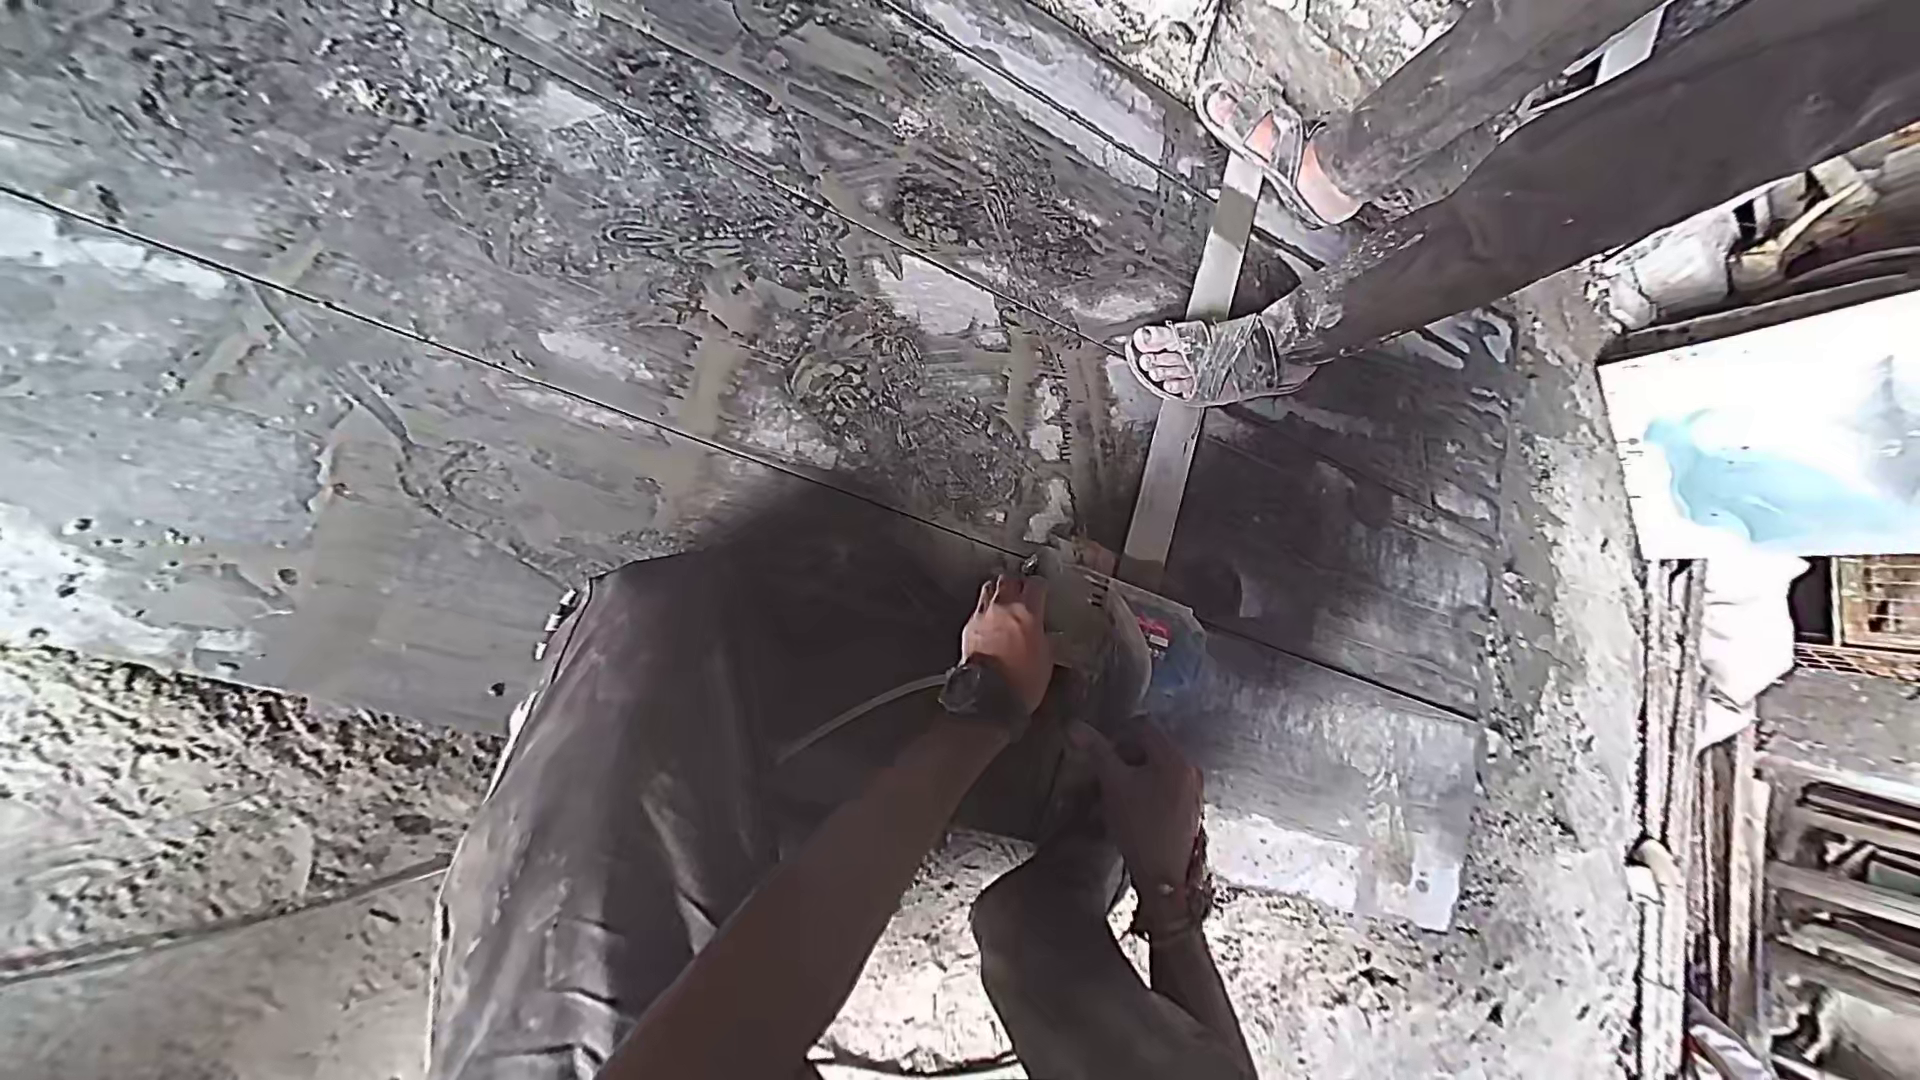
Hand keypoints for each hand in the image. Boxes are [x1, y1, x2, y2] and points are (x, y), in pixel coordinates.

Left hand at [959, 573, 1051, 713]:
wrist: (989, 696)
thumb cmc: (1021, 682)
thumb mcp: (1046, 659)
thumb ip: (1044, 638)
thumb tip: (1043, 633)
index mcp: (1028, 614)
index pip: (1035, 584)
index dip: (1040, 585)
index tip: (1041, 589)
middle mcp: (1004, 608)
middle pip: (1009, 579)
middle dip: (1016, 583)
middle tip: (1021, 590)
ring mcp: (984, 615)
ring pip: (989, 587)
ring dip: (998, 590)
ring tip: (1003, 598)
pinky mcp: (969, 626)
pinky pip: (978, 608)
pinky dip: (985, 609)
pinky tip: (989, 619)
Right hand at [1070, 721, 1202, 896]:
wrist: (1163, 878)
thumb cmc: (1138, 826)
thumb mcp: (1112, 783)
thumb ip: (1095, 750)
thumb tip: (1073, 725)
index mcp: (1173, 758)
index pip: (1143, 725)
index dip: (1118, 733)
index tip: (1101, 752)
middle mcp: (1189, 768)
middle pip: (1153, 744)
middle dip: (1126, 752)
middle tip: (1107, 771)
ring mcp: (1194, 789)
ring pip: (1159, 765)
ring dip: (1136, 769)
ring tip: (1117, 789)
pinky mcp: (1192, 808)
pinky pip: (1168, 783)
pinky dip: (1149, 785)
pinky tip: (1134, 805)